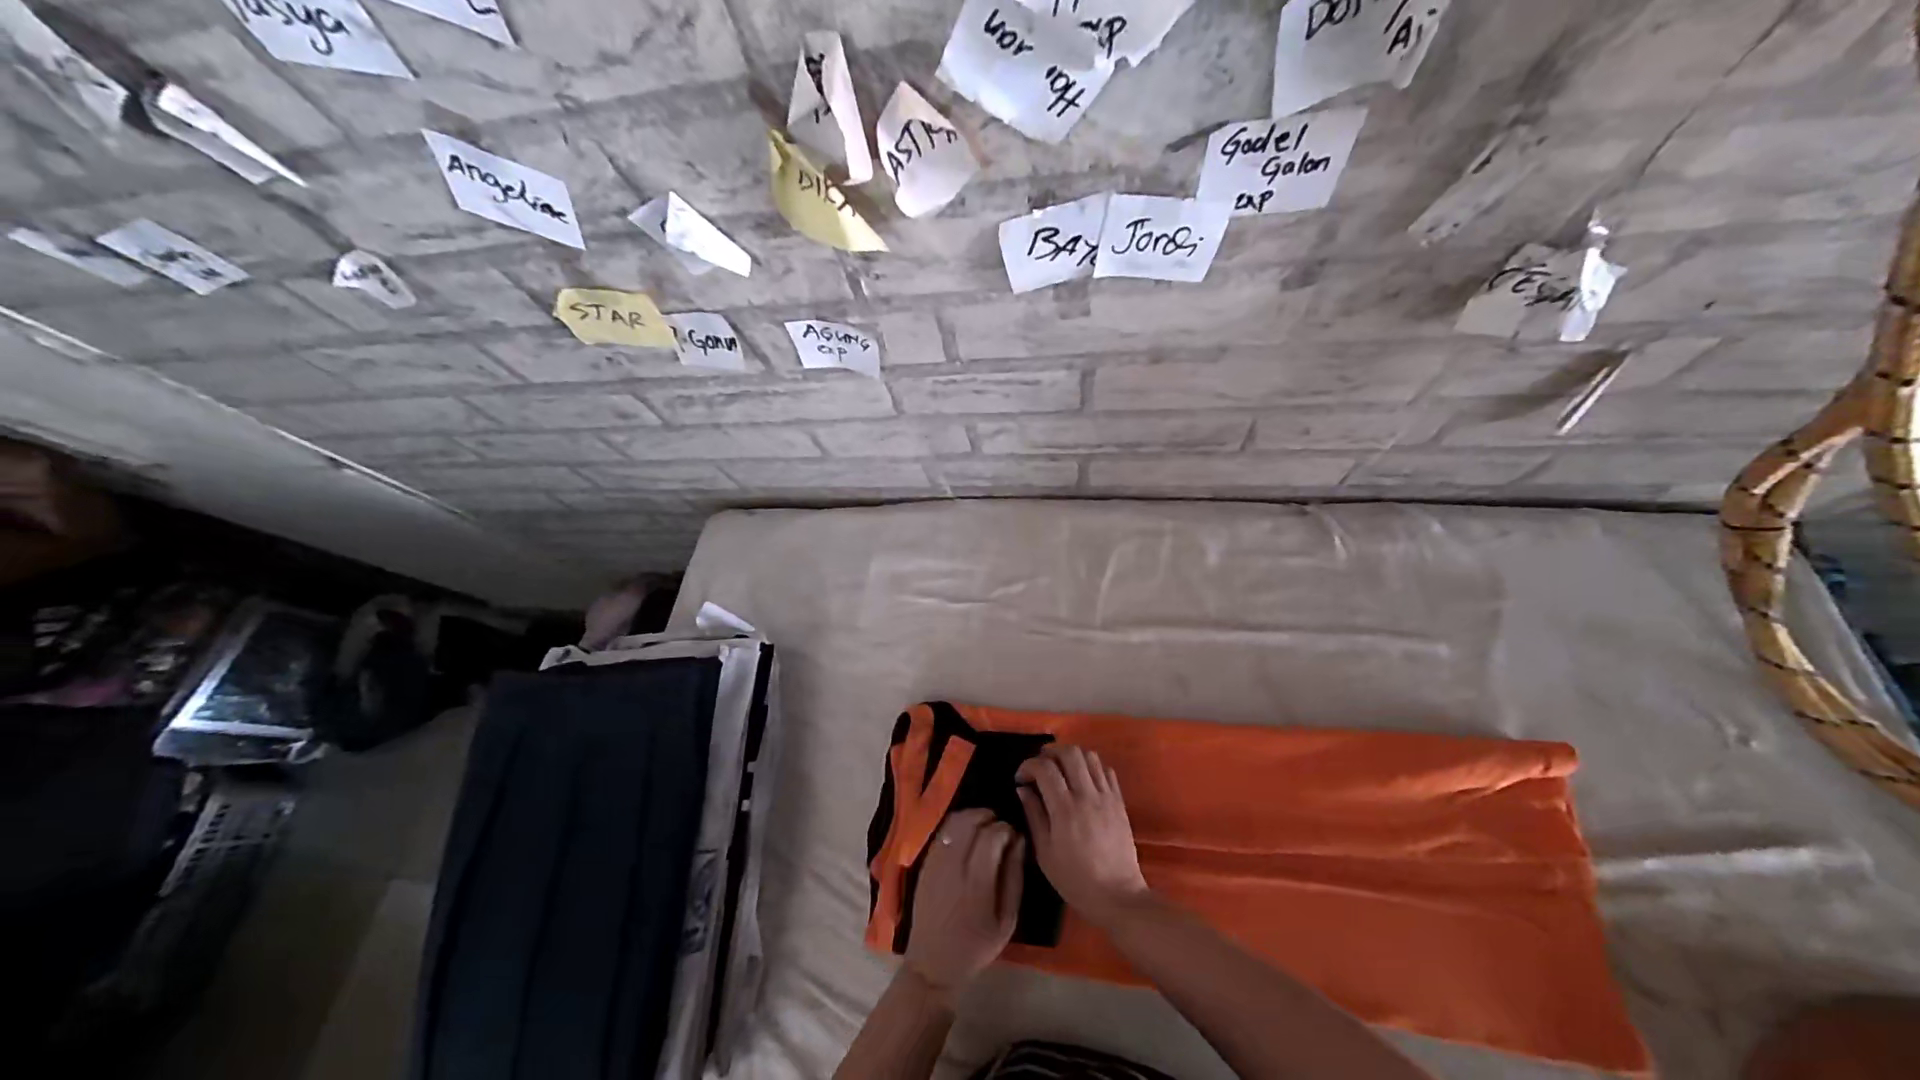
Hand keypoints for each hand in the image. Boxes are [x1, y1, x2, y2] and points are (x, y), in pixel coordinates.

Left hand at [903, 808, 1023, 992]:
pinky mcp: (925, 862)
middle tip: (1000, 829)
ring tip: (984, 828)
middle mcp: (953, 866)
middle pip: (971, 822)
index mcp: (977, 883)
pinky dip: (957, 825)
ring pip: (954, 821)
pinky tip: (966, 836)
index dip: (1006, 828)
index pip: (992, 836)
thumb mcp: (1007, 920)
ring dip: (972, 817)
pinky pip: (941, 831)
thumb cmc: (976, 945)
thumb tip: (1019, 840)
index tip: (1014, 837)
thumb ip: (1014, 877)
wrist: (933, 962)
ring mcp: (935, 862)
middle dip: (989, 817)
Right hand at [1016, 744, 1149, 924]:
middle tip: (1040, 767)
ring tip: (1061, 771)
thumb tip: (1024, 789)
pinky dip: (1091, 768)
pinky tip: (1082, 782)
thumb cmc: (1074, 879)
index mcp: (1065, 809)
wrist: (1117, 895)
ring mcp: (1107, 796)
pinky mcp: (1120, 802)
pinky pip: (1106, 771)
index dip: (1028, 766)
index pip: (1045, 768)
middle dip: (1050, 752)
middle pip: (1070, 752)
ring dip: (1071, 757)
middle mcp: (1087, 796)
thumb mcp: (1044, 852)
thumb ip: (1034, 815)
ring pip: (1090, 756)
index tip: (1021, 779)